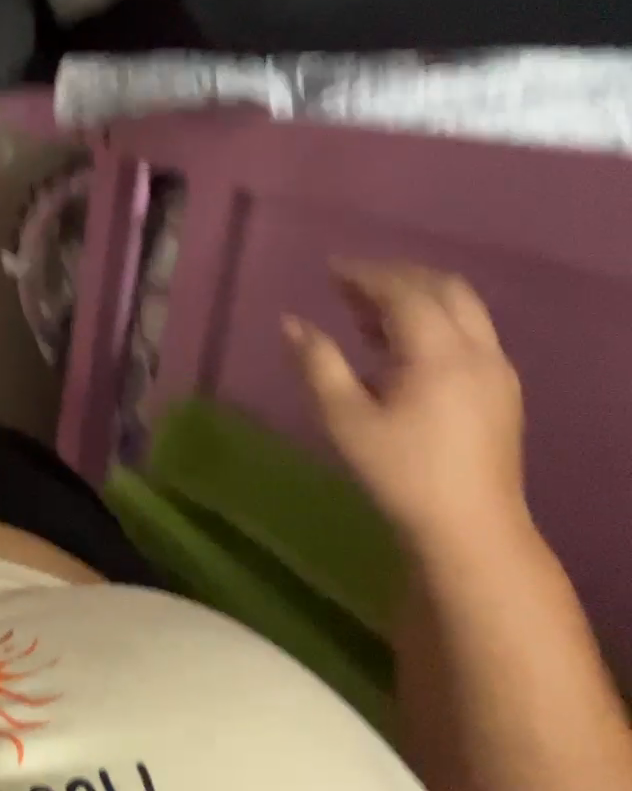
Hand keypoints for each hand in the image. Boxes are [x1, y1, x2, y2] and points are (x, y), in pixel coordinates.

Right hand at [283, 261, 527, 548]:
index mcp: (440, 355)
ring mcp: (496, 371)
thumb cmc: (396, 466)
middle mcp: (478, 353)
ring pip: (462, 310)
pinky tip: (393, 342)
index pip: (405, 294)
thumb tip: (291, 321)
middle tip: (348, 279)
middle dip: (397, 277)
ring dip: (415, 298)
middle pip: (446, 291)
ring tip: (362, 308)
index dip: (366, 275)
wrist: (467, 522)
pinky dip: (431, 320)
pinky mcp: (499, 389)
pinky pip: (467, 333)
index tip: (329, 267)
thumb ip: (317, 361)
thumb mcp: (342, 414)